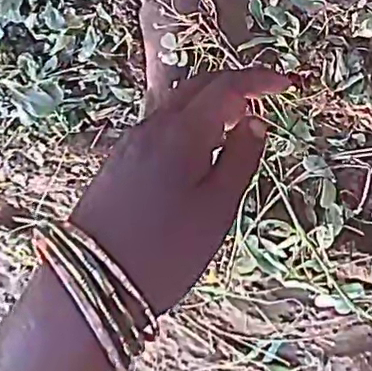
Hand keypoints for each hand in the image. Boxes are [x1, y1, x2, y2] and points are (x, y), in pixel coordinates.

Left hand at [69, 68, 289, 314]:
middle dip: (236, 82)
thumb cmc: (165, 253)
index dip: (259, 79)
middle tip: (265, 95)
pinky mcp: (119, 161)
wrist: (84, 291)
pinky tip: (204, 146)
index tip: (286, 83)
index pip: (226, 85)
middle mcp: (153, 126)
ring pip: (179, 102)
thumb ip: (242, 157)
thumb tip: (256, 121)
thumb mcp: (218, 208)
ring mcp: (131, 142)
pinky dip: (193, 118)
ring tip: (239, 121)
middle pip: (199, 84)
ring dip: (213, 100)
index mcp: (182, 132)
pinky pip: (164, 122)